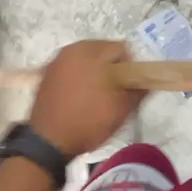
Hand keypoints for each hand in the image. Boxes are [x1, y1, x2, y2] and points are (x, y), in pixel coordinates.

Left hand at [29, 41, 146, 155]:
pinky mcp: (46, 72)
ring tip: (96, 95)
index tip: (129, 88)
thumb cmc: (89, 122)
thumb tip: (145, 82)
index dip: (130, 68)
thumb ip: (138, 90)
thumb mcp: (121, 109)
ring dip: (94, 71)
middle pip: (102, 51)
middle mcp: (72, 49)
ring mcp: (56, 60)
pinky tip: (79, 96)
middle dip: (111, 68)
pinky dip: (78, 77)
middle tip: (114, 92)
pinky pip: (70, 68)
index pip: (122, 50)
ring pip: (85, 59)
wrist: (48, 141)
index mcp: (92, 52)